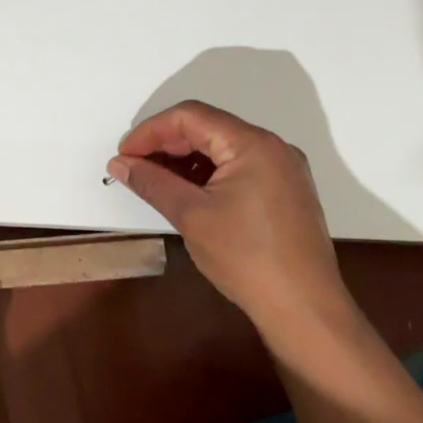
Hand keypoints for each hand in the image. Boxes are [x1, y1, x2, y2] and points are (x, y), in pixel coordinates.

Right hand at [108, 101, 352, 325]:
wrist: (302, 305)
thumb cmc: (245, 256)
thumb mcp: (190, 215)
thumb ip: (152, 182)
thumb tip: (119, 163)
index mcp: (252, 145)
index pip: (191, 116)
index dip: (150, 131)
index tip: (123, 156)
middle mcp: (273, 147)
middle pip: (208, 127)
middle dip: (165, 143)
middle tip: (133, 168)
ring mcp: (283, 169)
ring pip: (222, 148)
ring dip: (184, 159)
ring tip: (154, 182)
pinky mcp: (284, 191)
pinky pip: (238, 166)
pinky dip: (206, 173)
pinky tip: (186, 194)